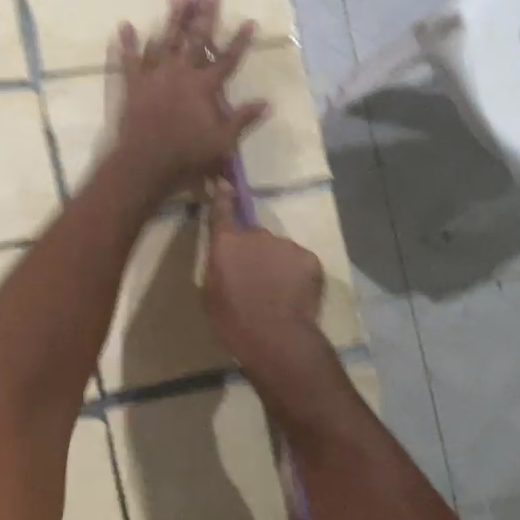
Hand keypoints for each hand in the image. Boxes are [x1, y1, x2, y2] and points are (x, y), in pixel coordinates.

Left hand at [109, 0, 267, 201]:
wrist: (144, 162)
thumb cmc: (186, 155)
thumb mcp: (222, 142)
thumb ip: (242, 120)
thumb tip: (266, 103)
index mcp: (205, 86)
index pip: (228, 58)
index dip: (240, 40)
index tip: (249, 21)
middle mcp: (181, 73)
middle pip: (196, 39)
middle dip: (205, 15)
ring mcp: (155, 75)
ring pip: (165, 40)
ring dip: (172, 19)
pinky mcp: (133, 84)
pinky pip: (129, 59)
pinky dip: (127, 42)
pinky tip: (124, 25)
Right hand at [202, 180, 326, 374]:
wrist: (275, 336)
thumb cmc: (232, 320)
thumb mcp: (210, 293)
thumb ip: (218, 267)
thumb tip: (226, 260)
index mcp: (227, 243)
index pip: (222, 211)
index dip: (223, 197)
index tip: (225, 183)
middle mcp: (257, 234)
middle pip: (254, 236)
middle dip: (254, 252)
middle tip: (254, 279)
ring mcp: (286, 244)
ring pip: (279, 250)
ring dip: (276, 264)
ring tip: (276, 293)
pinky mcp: (310, 258)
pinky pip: (299, 262)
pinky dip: (296, 274)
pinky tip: (294, 296)